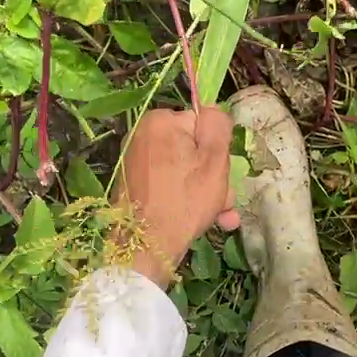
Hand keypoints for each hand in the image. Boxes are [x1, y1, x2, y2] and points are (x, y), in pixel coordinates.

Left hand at [113, 107, 239, 287]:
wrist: (146, 246)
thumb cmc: (185, 202)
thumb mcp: (214, 161)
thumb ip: (218, 127)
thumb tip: (214, 110)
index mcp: (160, 121)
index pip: (203, 127)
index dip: (217, 152)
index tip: (223, 177)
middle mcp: (142, 135)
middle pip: (193, 151)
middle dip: (212, 177)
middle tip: (223, 203)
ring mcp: (135, 161)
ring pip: (183, 171)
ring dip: (203, 192)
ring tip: (218, 216)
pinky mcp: (133, 184)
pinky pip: (168, 184)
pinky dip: (184, 198)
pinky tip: (198, 219)